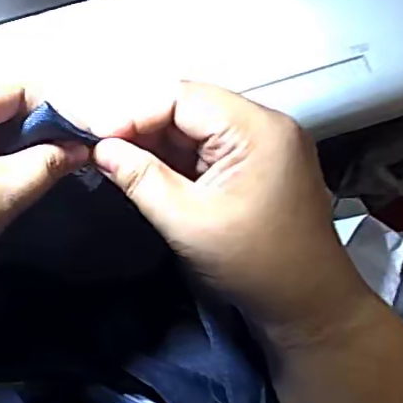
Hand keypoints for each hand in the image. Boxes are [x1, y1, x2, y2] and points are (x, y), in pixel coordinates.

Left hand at [0, 87, 87, 308]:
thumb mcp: (6, 191)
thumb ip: (51, 162)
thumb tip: (80, 147)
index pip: (24, 87)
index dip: (61, 110)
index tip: (90, 140)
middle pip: (8, 107)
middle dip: (44, 132)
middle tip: (72, 163)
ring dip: (23, 150)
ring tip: (47, 177)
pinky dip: (1, 163)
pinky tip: (13, 186)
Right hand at [85, 82, 375, 343]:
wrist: (305, 304)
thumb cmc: (258, 266)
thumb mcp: (187, 221)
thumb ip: (141, 179)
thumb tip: (104, 151)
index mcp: (257, 130)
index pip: (181, 97)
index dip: (132, 112)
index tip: (96, 135)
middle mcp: (263, 127)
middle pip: (186, 107)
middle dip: (138, 126)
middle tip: (98, 146)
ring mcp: (259, 147)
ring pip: (191, 129)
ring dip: (151, 143)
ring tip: (112, 159)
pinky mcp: (250, 168)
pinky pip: (202, 151)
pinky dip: (169, 160)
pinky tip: (141, 171)